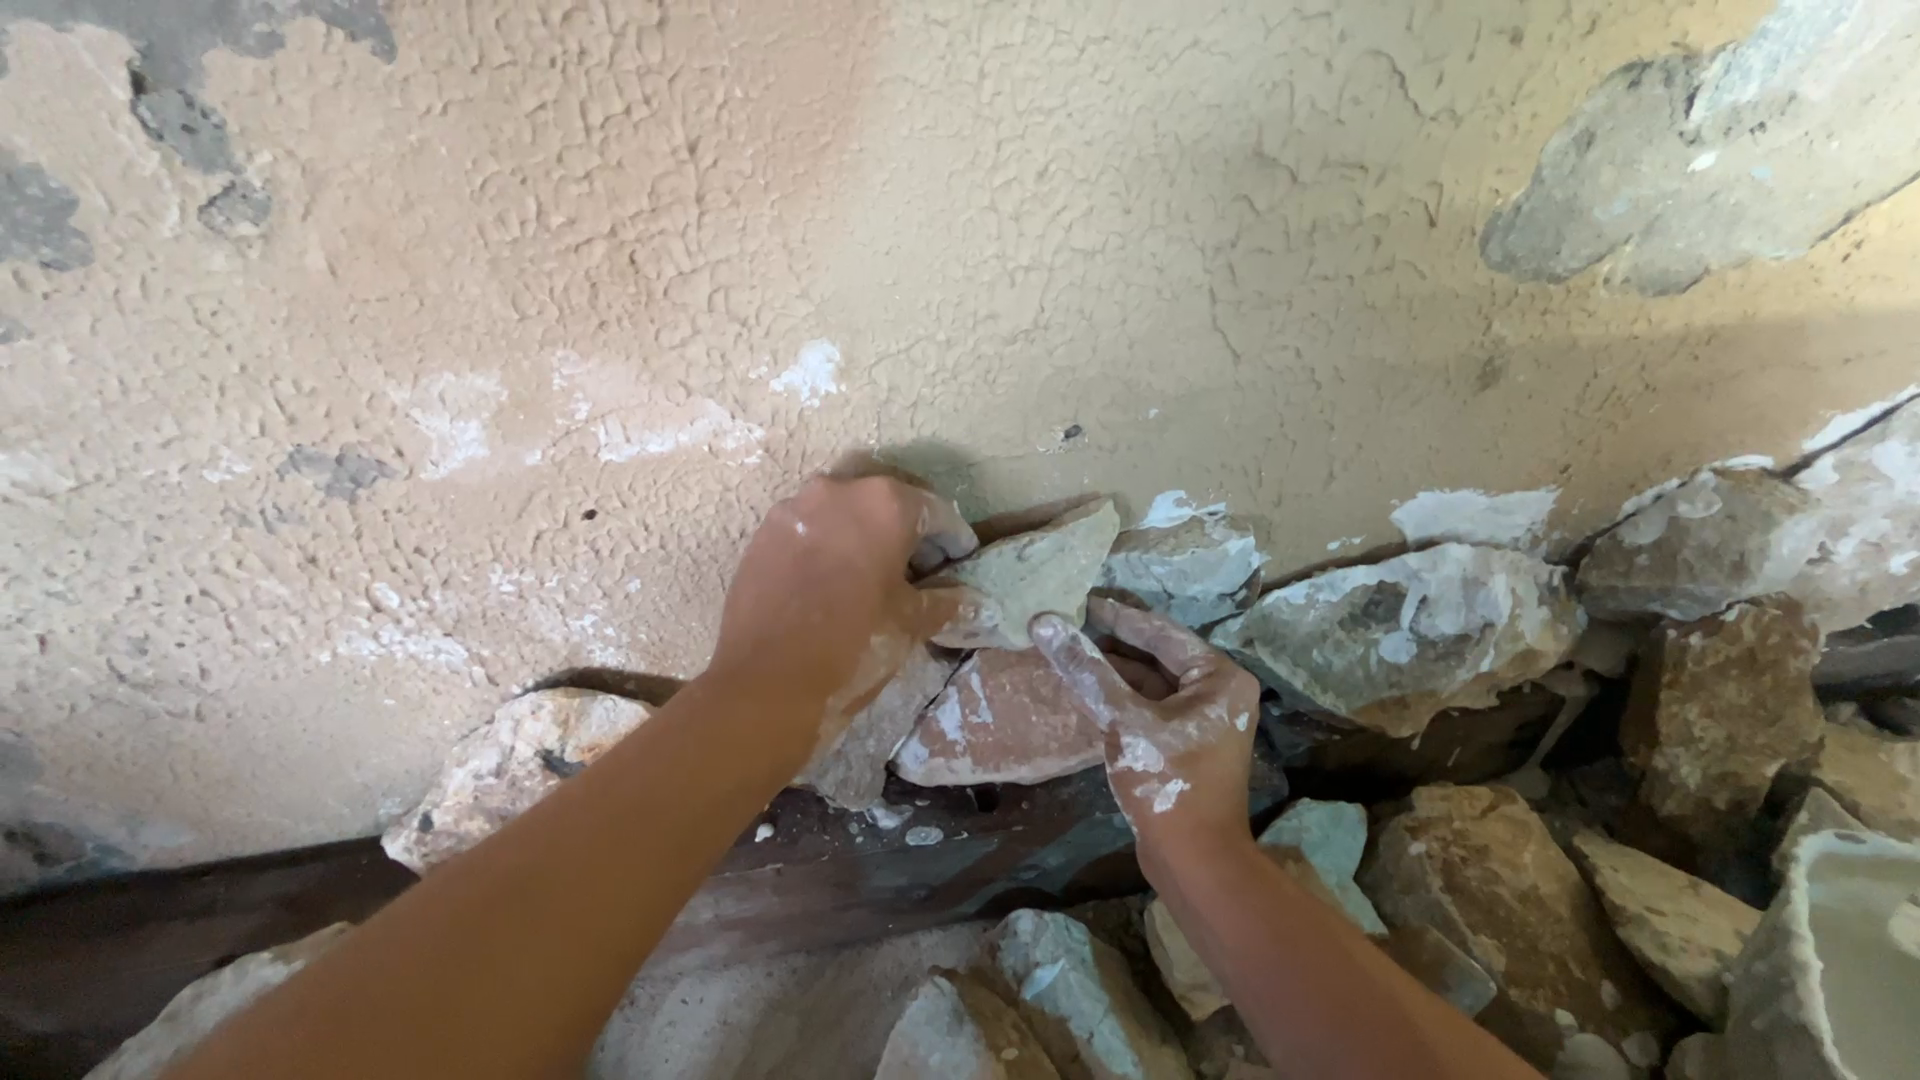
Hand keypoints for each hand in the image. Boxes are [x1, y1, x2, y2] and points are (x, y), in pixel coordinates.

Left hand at [707, 476, 978, 754]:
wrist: (765, 680)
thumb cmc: (853, 644)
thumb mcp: (910, 623)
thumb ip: (945, 602)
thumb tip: (974, 601)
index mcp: (886, 504)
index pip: (936, 512)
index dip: (953, 539)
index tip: (961, 560)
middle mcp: (839, 490)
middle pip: (887, 503)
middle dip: (906, 531)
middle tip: (920, 569)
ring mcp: (795, 507)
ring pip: (844, 512)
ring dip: (863, 535)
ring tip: (873, 575)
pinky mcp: (764, 532)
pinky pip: (810, 529)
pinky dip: (828, 545)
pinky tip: (833, 581)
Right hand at [1030, 597, 1259, 854]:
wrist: (1196, 862)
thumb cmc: (1169, 784)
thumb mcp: (1124, 721)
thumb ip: (1087, 671)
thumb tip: (1046, 622)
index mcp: (1219, 677)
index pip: (1161, 633)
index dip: (1118, 616)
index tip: (1081, 600)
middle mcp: (1217, 692)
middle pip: (1156, 655)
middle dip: (1112, 643)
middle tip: (1069, 623)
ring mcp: (1202, 720)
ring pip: (1149, 683)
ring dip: (1112, 671)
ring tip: (1069, 652)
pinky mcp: (1184, 744)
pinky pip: (1147, 707)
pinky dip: (1118, 698)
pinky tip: (1084, 690)